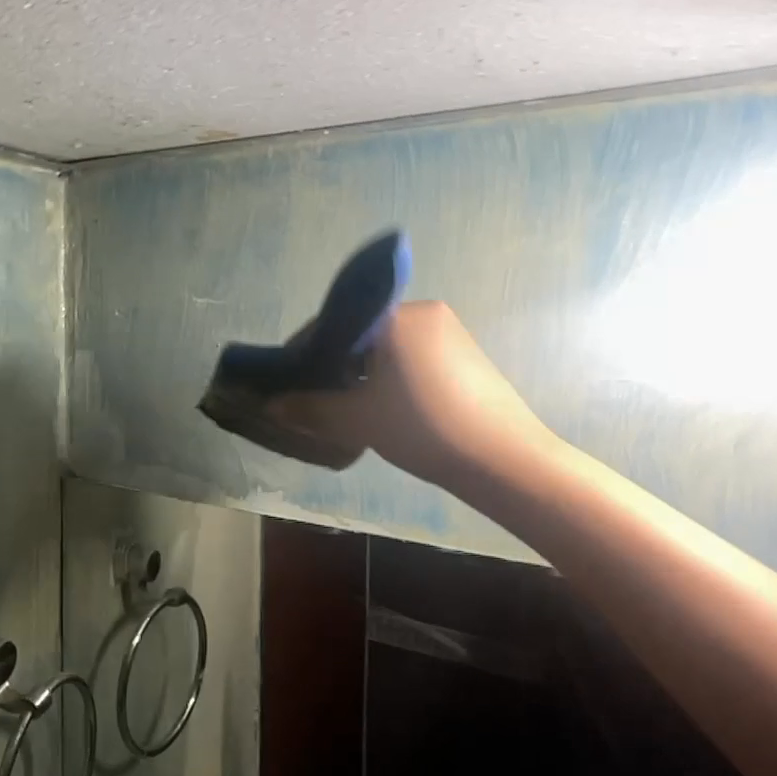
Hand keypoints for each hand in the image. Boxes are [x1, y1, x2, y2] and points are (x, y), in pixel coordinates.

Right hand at [266, 301, 562, 487]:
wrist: (507, 462)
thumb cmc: (424, 428)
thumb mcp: (355, 419)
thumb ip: (307, 408)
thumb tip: (270, 405)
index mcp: (395, 316)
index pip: (333, 325)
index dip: (304, 355)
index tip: (289, 384)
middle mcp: (422, 313)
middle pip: (359, 335)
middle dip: (334, 366)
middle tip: (316, 400)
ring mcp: (448, 334)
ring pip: (385, 349)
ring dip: (361, 374)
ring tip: (348, 408)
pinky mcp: (465, 357)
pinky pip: (410, 358)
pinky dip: (389, 378)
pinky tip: (385, 409)